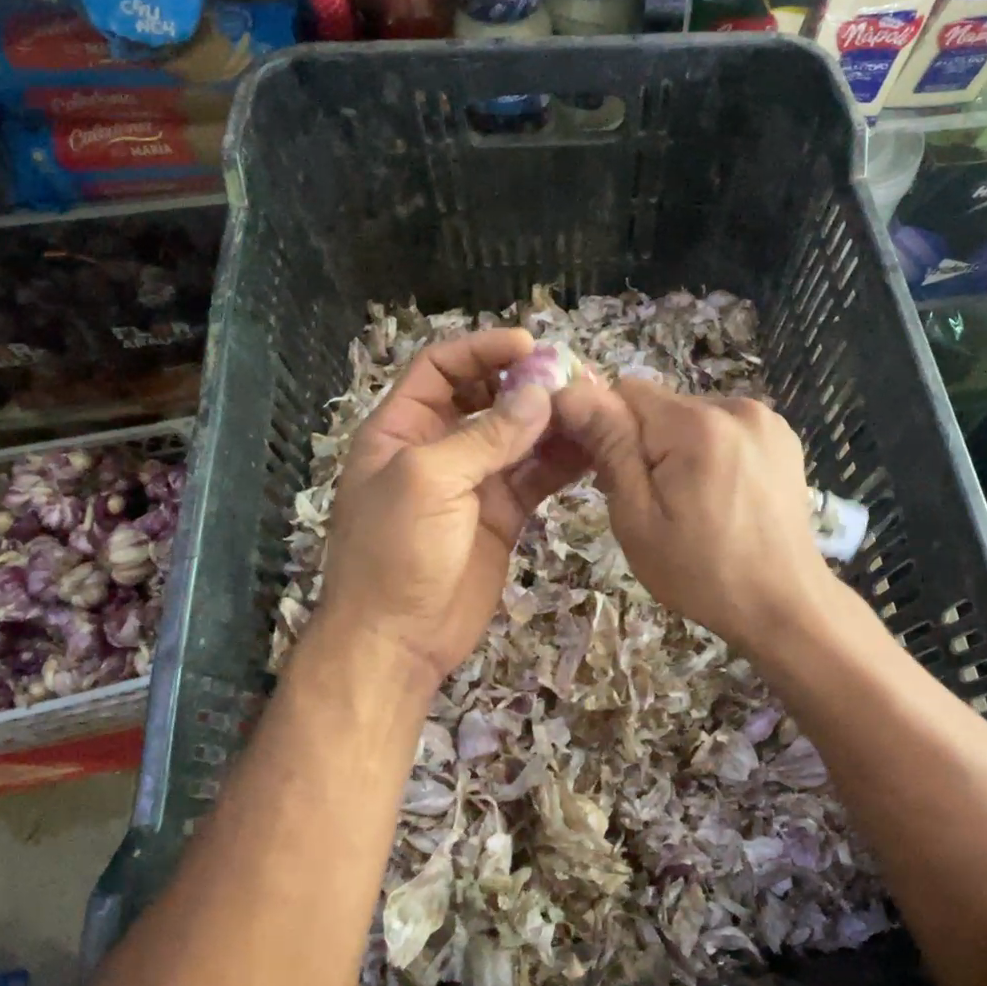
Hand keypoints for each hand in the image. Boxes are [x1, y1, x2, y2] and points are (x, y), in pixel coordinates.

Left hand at [316, 329, 588, 685]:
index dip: (482, 350)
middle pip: (484, 397)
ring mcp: (472, 482)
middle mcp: (437, 447)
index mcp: (401, 429)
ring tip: (591, 407)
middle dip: (524, 383)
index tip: (530, 344)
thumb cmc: (395, 553)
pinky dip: (562, 461)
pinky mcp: (502, 514)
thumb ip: (487, 435)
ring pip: (517, 436)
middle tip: (571, 377)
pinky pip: (536, 476)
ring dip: (551, 420)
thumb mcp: (431, 481)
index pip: (440, 369)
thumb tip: (540, 391)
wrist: (397, 640)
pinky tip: (592, 448)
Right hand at [552, 378, 836, 649]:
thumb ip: (609, 447)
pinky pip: (726, 428)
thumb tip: (570, 393)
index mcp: (697, 425)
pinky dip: (713, 452)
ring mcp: (767, 420)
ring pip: (693, 417)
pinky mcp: (783, 437)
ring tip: (692, 504)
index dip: (608, 428)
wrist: (785, 605)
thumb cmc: (702, 573)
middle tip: (653, 502)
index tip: (610, 474)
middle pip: (663, 406)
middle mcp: (736, 407)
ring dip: (680, 448)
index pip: (626, 391)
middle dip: (647, 443)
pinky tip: (722, 495)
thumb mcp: (638, 518)